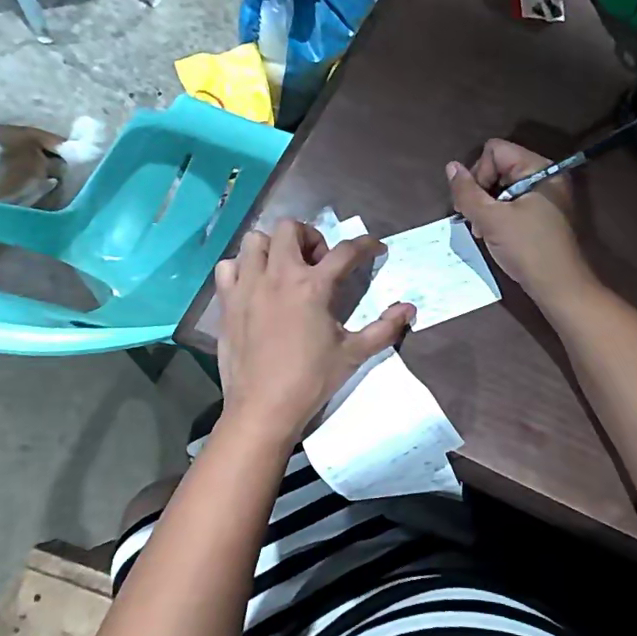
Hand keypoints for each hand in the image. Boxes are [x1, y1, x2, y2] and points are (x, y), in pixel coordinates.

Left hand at [214, 220, 414, 442]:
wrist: (263, 407)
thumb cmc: (311, 380)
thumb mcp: (353, 354)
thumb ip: (384, 328)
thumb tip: (409, 308)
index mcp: (313, 286)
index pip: (345, 251)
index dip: (366, 245)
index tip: (375, 248)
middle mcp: (278, 276)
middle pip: (290, 228)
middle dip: (309, 236)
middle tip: (318, 262)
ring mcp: (248, 286)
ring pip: (255, 241)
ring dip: (273, 247)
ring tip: (283, 269)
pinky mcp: (227, 301)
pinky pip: (228, 267)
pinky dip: (241, 268)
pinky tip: (253, 285)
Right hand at [446, 139, 586, 293]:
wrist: (558, 286)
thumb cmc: (527, 248)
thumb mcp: (491, 219)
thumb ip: (467, 192)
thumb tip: (451, 167)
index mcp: (538, 169)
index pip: (495, 151)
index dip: (479, 173)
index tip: (476, 202)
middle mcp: (543, 176)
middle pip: (497, 166)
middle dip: (480, 191)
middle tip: (475, 218)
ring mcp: (543, 196)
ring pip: (500, 186)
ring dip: (485, 206)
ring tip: (482, 229)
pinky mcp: (540, 213)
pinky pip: (510, 202)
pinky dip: (496, 215)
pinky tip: (492, 233)